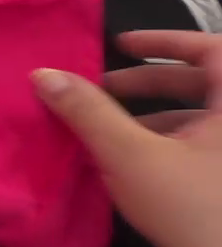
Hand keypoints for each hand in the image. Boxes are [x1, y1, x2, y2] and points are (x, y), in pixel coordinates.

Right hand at [34, 30, 221, 246]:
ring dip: (160, 112)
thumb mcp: (127, 153)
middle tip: (101, 88)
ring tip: (112, 127)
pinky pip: (213, 142)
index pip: (217, 51)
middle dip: (151, 81)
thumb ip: (85, 110)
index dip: (168, 42)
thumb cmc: (192, 204)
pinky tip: (140, 158)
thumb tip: (42, 73)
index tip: (121, 45)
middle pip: (211, 83)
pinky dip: (178, 138)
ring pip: (211, 115)